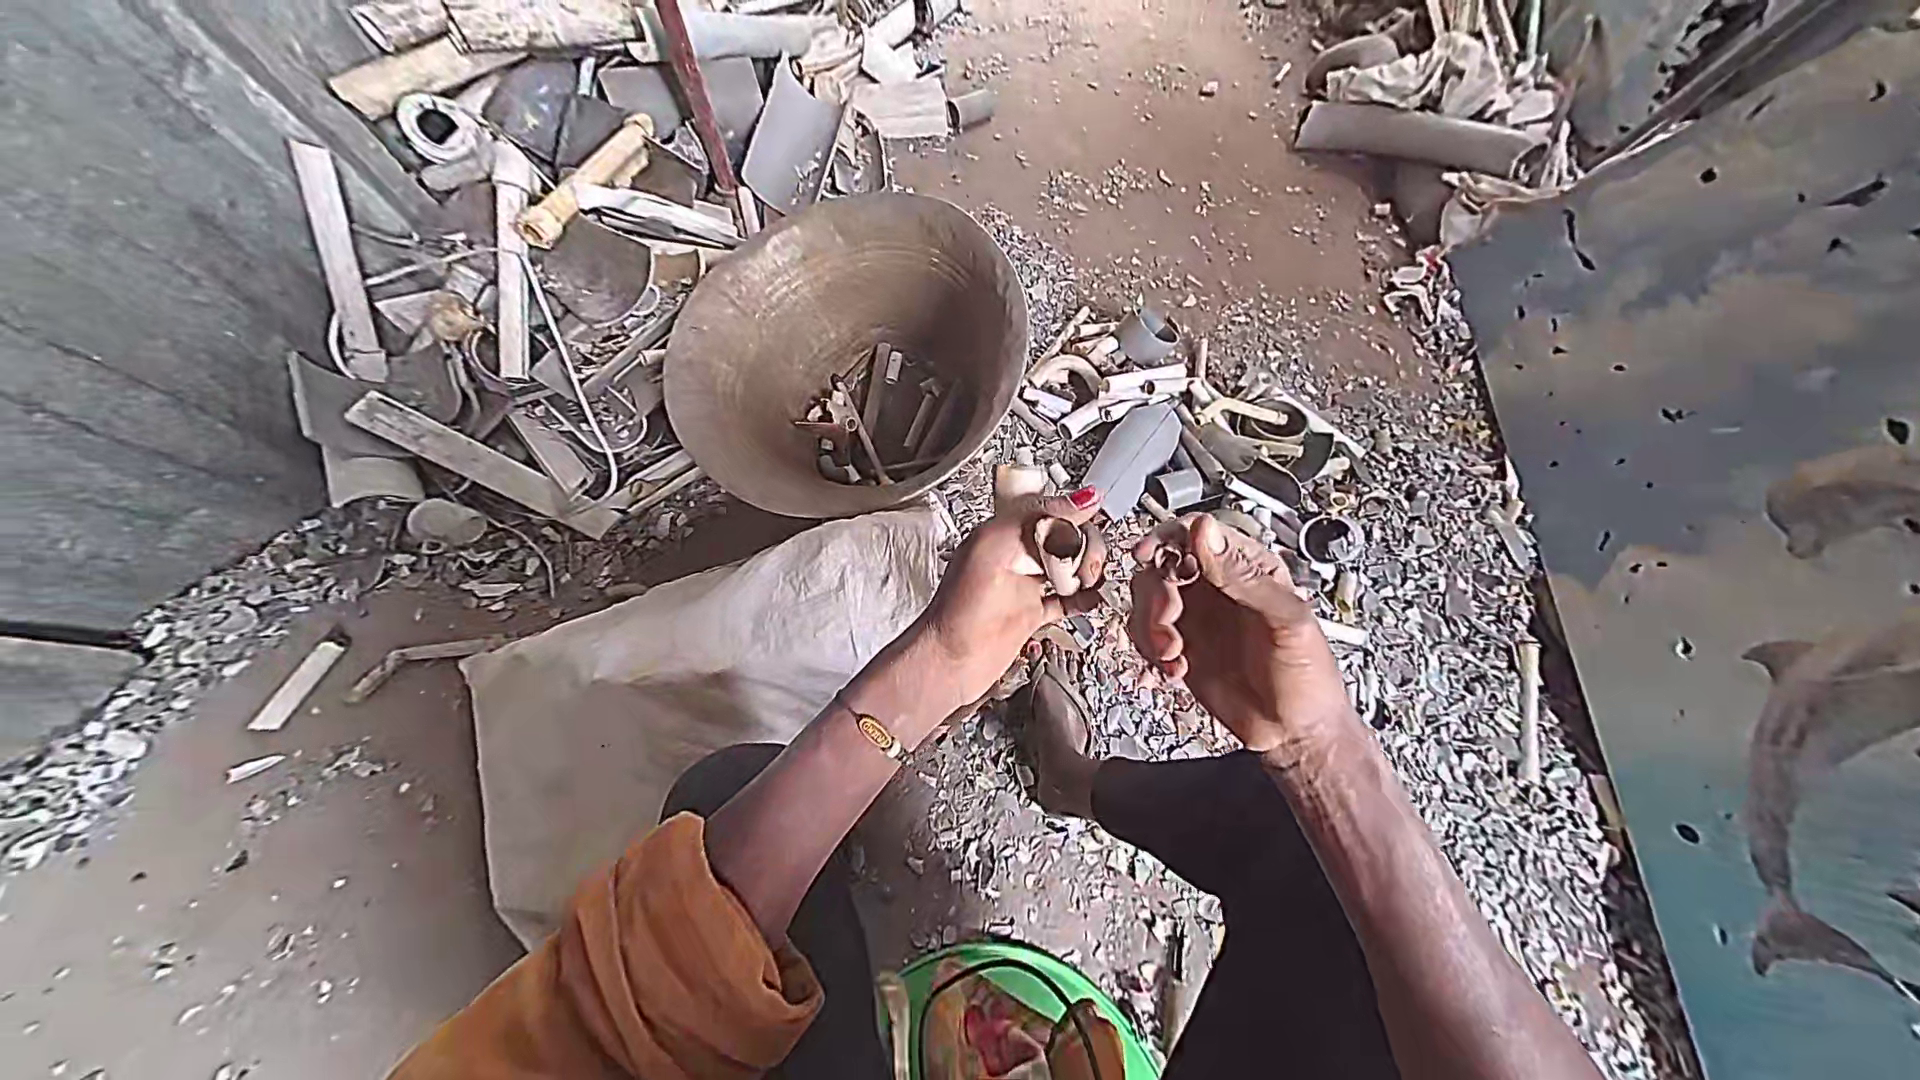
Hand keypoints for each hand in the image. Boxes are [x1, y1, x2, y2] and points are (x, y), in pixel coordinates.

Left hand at [912, 487, 1108, 708]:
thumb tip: (1082, 498)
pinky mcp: (1032, 613)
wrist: (949, 661)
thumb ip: (1035, 517)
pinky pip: (1070, 600)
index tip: (1090, 529)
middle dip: (1086, 548)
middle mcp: (1017, 556)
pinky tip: (1095, 597)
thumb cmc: (959, 610)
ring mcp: (1026, 585)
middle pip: (1070, 538)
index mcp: (1005, 533)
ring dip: (1090, 571)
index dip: (1076, 519)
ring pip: (1073, 566)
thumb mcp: (994, 548)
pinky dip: (1087, 598)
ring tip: (1089, 582)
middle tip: (1084, 568)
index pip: (1055, 511)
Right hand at [1129, 513, 1354, 765]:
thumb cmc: (1308, 678)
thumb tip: (1206, 532)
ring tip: (1173, 652)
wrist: (1294, 734)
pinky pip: (1143, 634)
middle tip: (1170, 620)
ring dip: (1150, 627)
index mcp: (1247, 569)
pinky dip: (1150, 651)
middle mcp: (1215, 587)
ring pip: (1145, 600)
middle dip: (1156, 594)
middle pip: (1159, 566)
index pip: (1195, 533)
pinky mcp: (1178, 645)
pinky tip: (1176, 668)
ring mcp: (1194, 617)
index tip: (1148, 553)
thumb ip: (1242, 575)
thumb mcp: (1285, 619)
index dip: (1165, 538)